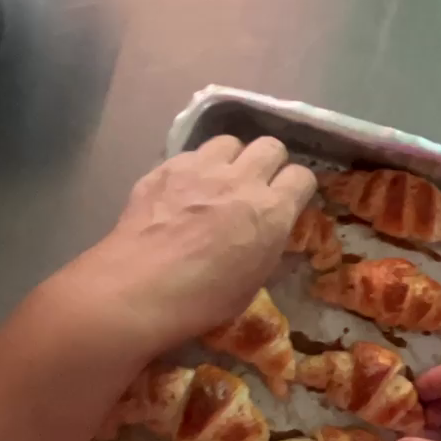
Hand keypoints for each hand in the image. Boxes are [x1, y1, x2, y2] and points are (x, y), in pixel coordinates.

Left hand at [39, 136, 315, 367]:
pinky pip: (192, 154)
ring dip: (232, 159)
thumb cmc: (203, 299)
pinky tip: (184, 191)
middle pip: (271, 146)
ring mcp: (201, 169)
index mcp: (271, 210)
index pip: (303, 176)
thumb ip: (270, 247)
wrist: (138, 290)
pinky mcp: (166, 167)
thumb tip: (273, 235)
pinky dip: (195, 168)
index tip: (289, 201)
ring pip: (230, 142)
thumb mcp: (254, 281)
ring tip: (220, 181)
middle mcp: (241, 180)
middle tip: (257, 185)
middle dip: (269, 163)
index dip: (297, 188)